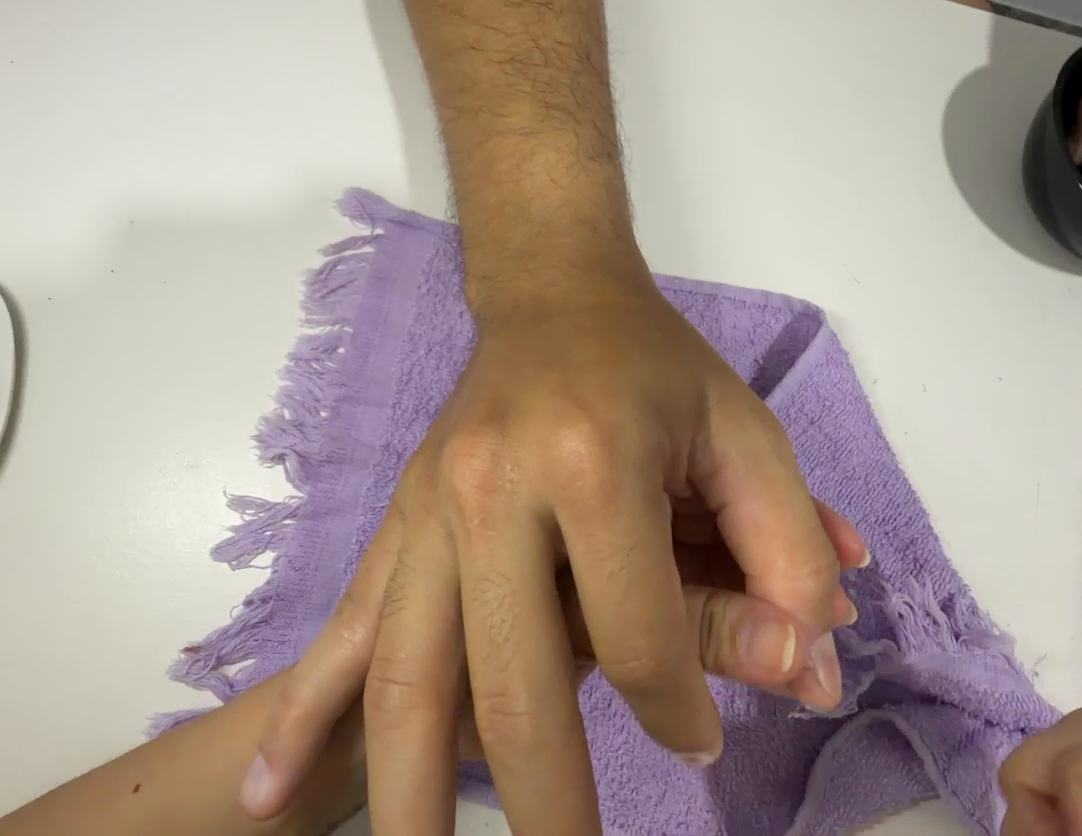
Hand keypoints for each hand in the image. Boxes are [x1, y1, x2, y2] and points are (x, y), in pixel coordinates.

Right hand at [242, 269, 862, 832]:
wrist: (552, 297)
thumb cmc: (654, 365)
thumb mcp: (744, 435)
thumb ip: (791, 548)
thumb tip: (814, 666)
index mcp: (590, 463)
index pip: (639, 636)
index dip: (682, 708)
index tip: (701, 740)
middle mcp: (491, 490)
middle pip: (512, 682)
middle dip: (550, 807)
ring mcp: (427, 507)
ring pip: (407, 676)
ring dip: (414, 797)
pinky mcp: (397, 518)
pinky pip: (347, 627)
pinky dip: (306, 714)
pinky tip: (266, 788)